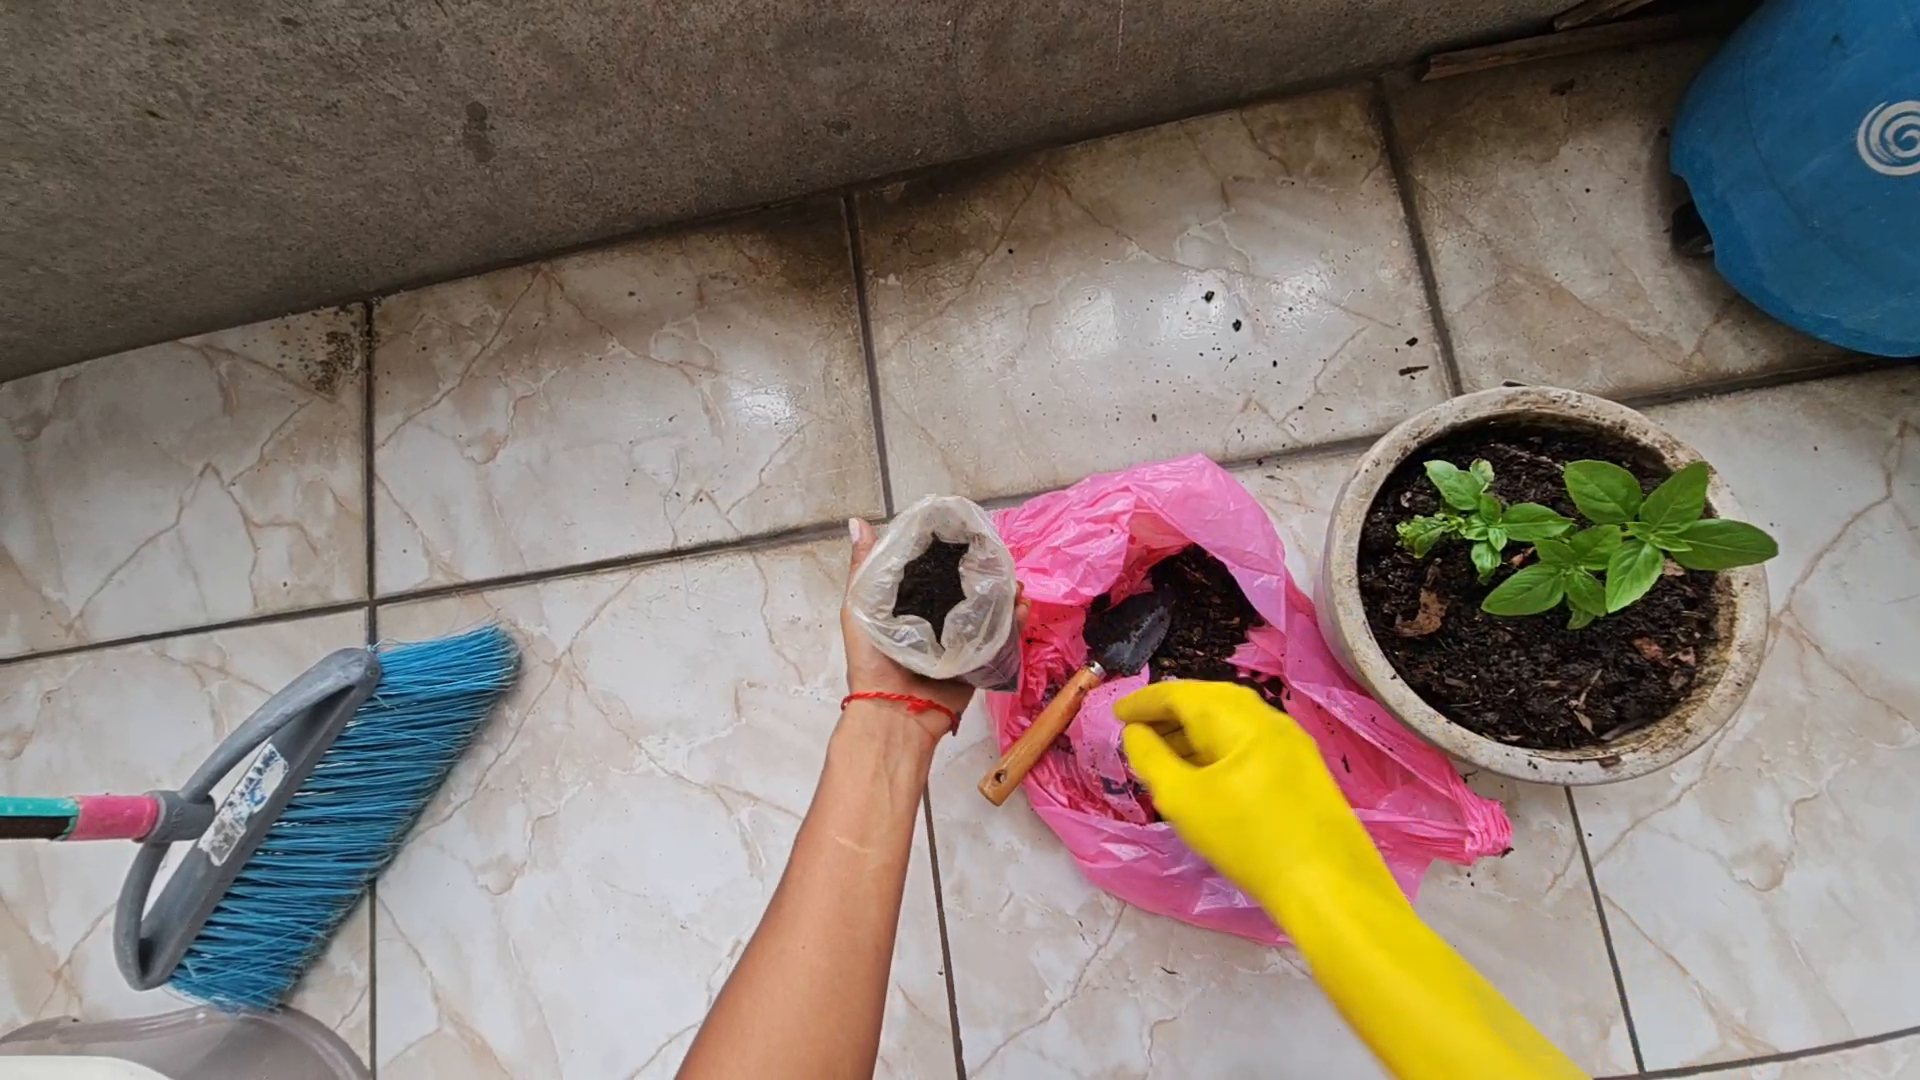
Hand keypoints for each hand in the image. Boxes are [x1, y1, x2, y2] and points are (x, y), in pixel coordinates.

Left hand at [842, 518, 1028, 739]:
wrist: (893, 712)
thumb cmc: (871, 660)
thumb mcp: (859, 607)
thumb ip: (865, 568)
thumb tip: (859, 521)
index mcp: (911, 602)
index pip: (938, 570)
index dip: (954, 553)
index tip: (969, 535)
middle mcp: (938, 618)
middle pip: (969, 588)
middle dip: (988, 573)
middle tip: (1000, 561)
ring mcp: (961, 639)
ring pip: (991, 610)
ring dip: (1007, 594)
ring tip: (1016, 584)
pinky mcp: (978, 660)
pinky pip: (1002, 638)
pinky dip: (1016, 622)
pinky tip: (1022, 607)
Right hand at [1117, 681, 1396, 906]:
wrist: (1331, 889)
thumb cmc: (1248, 840)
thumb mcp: (1182, 800)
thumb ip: (1150, 758)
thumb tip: (1136, 734)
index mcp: (1236, 717)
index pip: (1180, 693)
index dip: (1144, 702)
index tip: (1116, 715)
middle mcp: (1267, 718)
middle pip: (1207, 701)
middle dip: (1168, 714)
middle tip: (1138, 733)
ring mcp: (1291, 742)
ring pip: (1230, 722)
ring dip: (1192, 732)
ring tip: (1164, 758)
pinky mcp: (1304, 769)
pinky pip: (1249, 743)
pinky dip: (1217, 748)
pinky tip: (1205, 776)